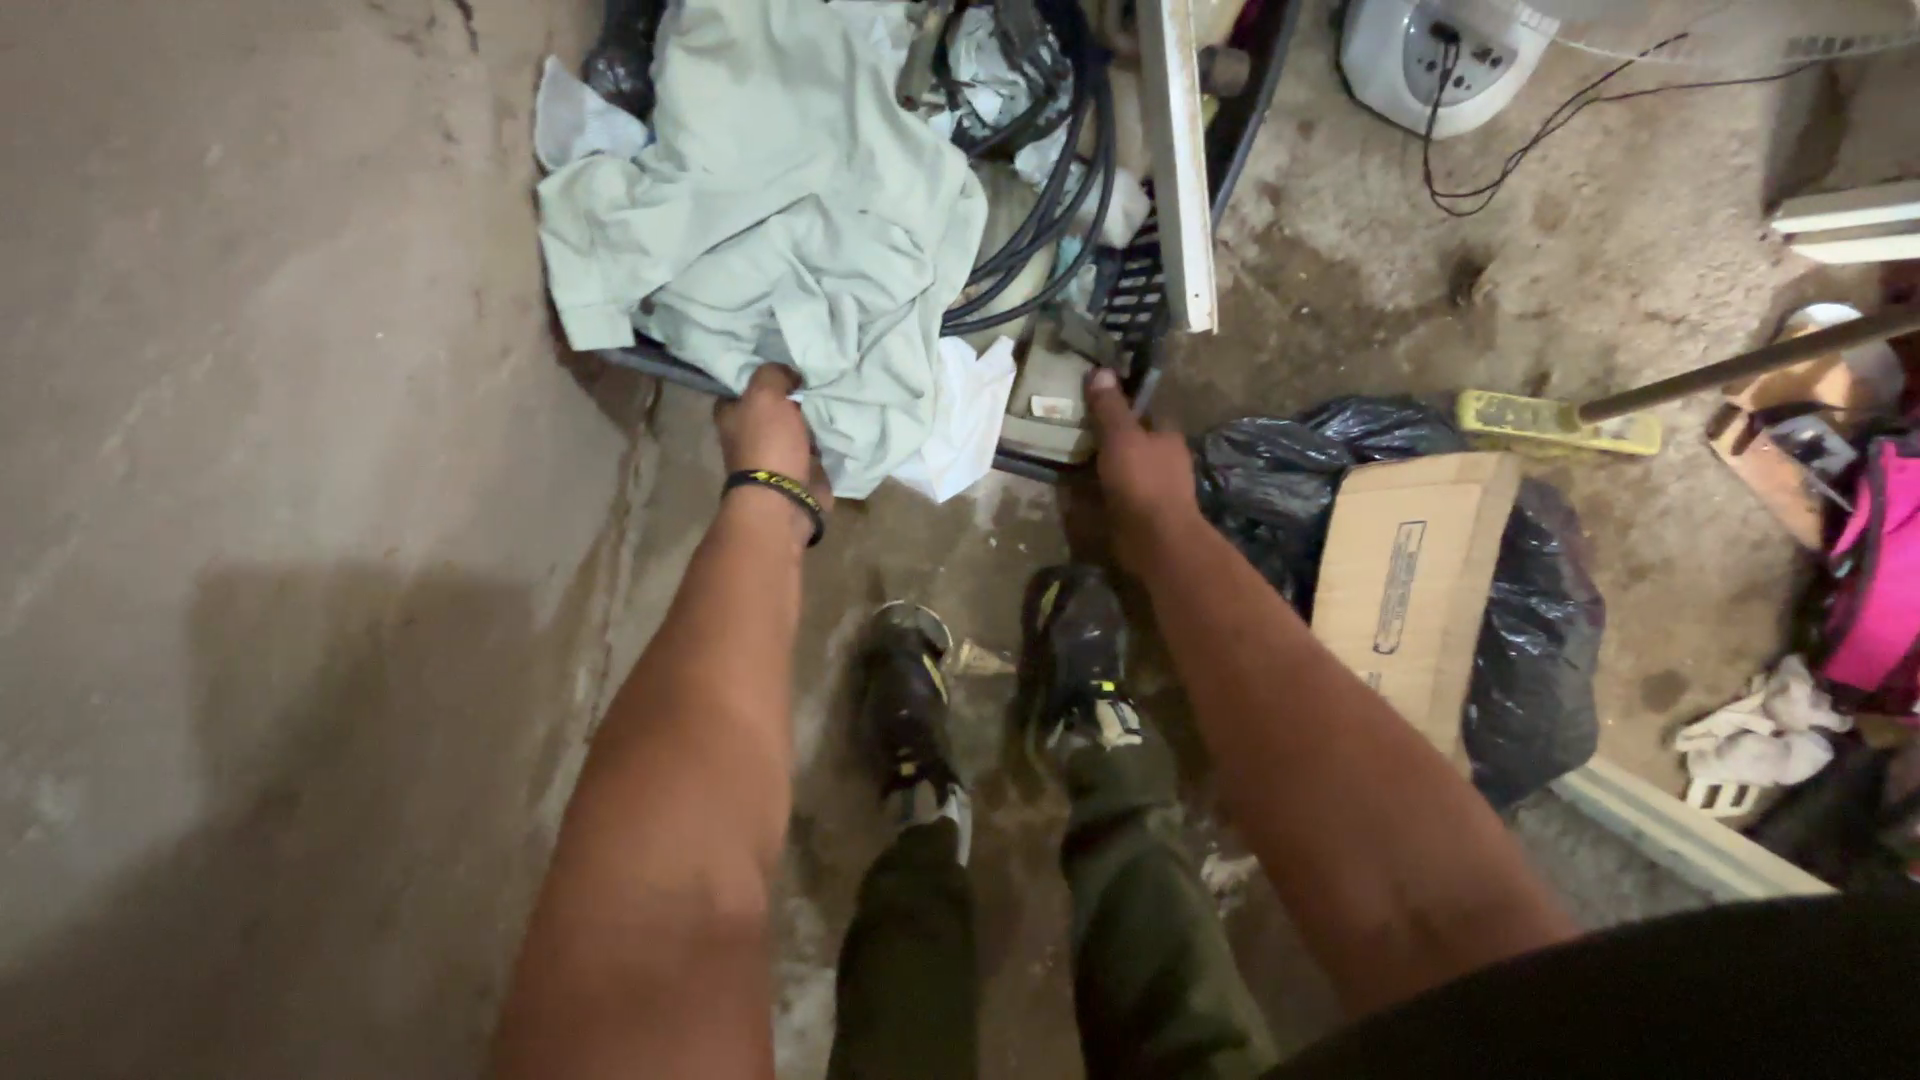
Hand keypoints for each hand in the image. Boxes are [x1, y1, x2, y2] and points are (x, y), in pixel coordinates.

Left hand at [714, 365, 831, 541]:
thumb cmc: (768, 443)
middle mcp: (750, 432)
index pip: (744, 384)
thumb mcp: (764, 394)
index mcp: (730, 414)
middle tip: (818, 376)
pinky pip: (817, 443)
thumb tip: (790, 374)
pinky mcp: (801, 467)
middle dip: (795, 393)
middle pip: (775, 403)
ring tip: (835, 393)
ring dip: (815, 414)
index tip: (789, 361)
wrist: (786, 498)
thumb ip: (773, 373)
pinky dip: (829, 435)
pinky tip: (843, 418)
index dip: (765, 372)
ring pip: (798, 423)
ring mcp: (777, 452)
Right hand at [1085, 368, 1201, 574]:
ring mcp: (1154, 490)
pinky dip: (1098, 490)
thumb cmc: (1142, 481)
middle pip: (1133, 440)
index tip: (1091, 400)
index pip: (1145, 411)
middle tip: (1073, 429)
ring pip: (1123, 468)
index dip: (1120, 403)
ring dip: (1100, 465)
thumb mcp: (1121, 437)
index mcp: (1167, 436)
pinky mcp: (1141, 514)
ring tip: (1068, 458)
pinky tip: (1077, 490)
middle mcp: (1165, 460)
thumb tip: (1101, 370)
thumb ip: (1110, 407)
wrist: (1155, 540)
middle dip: (1108, 436)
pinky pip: (1116, 494)